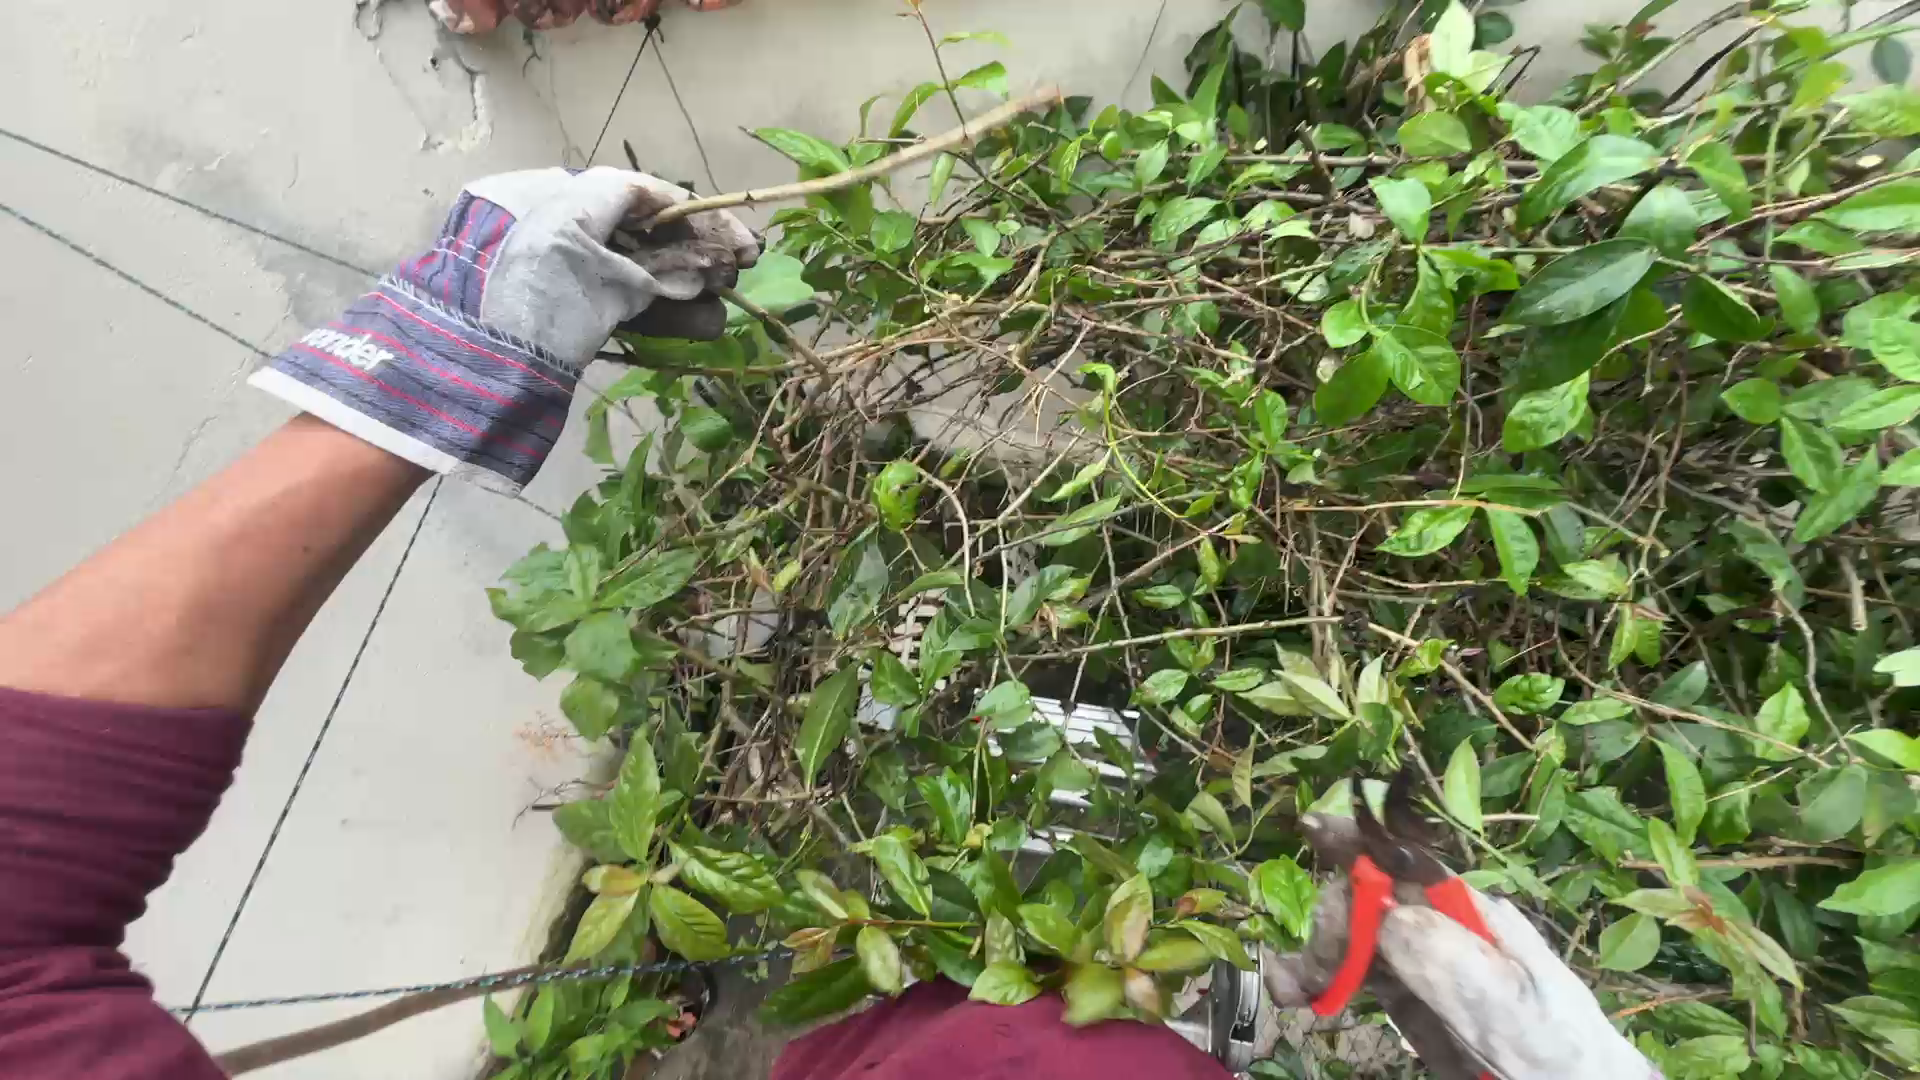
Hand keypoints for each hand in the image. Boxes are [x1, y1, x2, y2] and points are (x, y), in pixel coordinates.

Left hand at [248, 167, 757, 491]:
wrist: (456, 373)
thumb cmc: (517, 302)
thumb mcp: (580, 255)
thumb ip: (639, 253)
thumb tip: (691, 262)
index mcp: (550, 197)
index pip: (635, 194)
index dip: (694, 215)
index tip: (742, 242)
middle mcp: (557, 231)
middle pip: (642, 235)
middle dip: (696, 256)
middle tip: (737, 276)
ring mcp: (562, 278)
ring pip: (639, 276)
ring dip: (687, 291)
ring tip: (725, 310)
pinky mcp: (567, 318)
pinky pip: (624, 308)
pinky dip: (663, 317)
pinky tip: (701, 326)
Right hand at [1262, 813, 1661, 1079]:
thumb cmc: (1560, 1059)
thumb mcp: (1517, 1016)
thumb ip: (1457, 965)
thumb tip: (1387, 914)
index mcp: (1468, 913)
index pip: (1404, 859)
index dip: (1358, 839)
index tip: (1311, 828)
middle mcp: (1436, 922)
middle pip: (1364, 897)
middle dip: (1332, 925)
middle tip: (1312, 975)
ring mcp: (1417, 955)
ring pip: (1350, 932)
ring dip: (1314, 953)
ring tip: (1286, 989)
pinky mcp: (1403, 990)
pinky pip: (1351, 969)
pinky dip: (1316, 975)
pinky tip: (1294, 991)